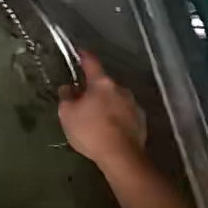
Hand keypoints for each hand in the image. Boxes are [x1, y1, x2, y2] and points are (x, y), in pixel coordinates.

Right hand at [57, 51, 147, 168]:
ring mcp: (133, 103)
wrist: (121, 156)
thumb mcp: (67, 115)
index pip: (91, 62)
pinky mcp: (141, 120)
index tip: (79, 52)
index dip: (84, 56)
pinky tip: (110, 129)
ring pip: (115, 98)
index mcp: (101, 83)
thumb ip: (66, 98)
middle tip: (82, 101)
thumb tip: (67, 88)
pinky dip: (116, 117)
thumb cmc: (91, 131)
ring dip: (106, 104)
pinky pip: (124, 113)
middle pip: (104, 83)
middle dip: (93, 89)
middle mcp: (120, 88)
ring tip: (96, 119)